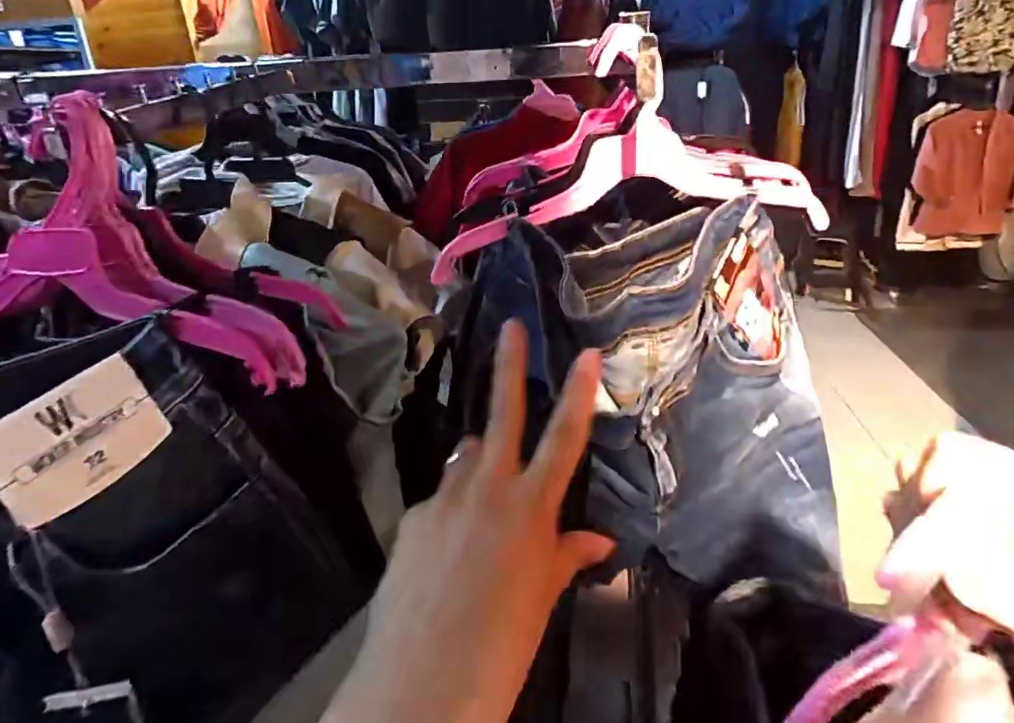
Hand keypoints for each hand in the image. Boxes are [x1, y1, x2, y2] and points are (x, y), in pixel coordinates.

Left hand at [322, 323, 613, 722]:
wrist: (421, 685)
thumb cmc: (501, 646)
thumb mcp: (542, 599)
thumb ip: (566, 557)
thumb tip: (599, 541)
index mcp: (530, 509)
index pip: (563, 439)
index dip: (578, 393)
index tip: (587, 353)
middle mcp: (488, 488)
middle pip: (502, 414)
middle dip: (509, 366)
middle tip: (511, 327)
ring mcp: (446, 496)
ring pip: (467, 458)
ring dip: (478, 464)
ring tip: (481, 504)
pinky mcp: (414, 515)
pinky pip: (441, 501)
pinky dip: (451, 513)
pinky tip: (446, 555)